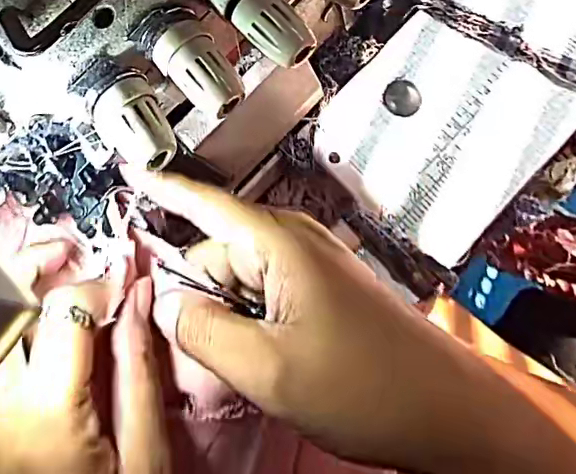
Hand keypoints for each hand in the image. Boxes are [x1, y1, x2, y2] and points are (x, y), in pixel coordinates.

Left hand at [0, 241, 166, 473]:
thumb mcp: (142, 459)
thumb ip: (138, 366)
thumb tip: (140, 292)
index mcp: (43, 415)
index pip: (63, 308)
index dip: (100, 281)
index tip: (125, 282)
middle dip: (32, 263)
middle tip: (69, 252)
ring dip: (8, 293)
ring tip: (48, 285)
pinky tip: (24, 333)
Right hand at [128, 169, 536, 471]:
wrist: (441, 405)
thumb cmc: (374, 383)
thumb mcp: (270, 368)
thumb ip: (206, 333)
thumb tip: (169, 308)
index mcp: (279, 242)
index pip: (206, 204)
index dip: (163, 188)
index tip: (134, 171)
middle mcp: (292, 240)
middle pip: (214, 254)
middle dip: (194, 295)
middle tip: (194, 350)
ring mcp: (307, 261)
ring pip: (236, 280)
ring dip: (224, 318)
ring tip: (244, 367)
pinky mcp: (316, 286)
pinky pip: (262, 294)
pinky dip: (248, 322)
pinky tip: (263, 361)